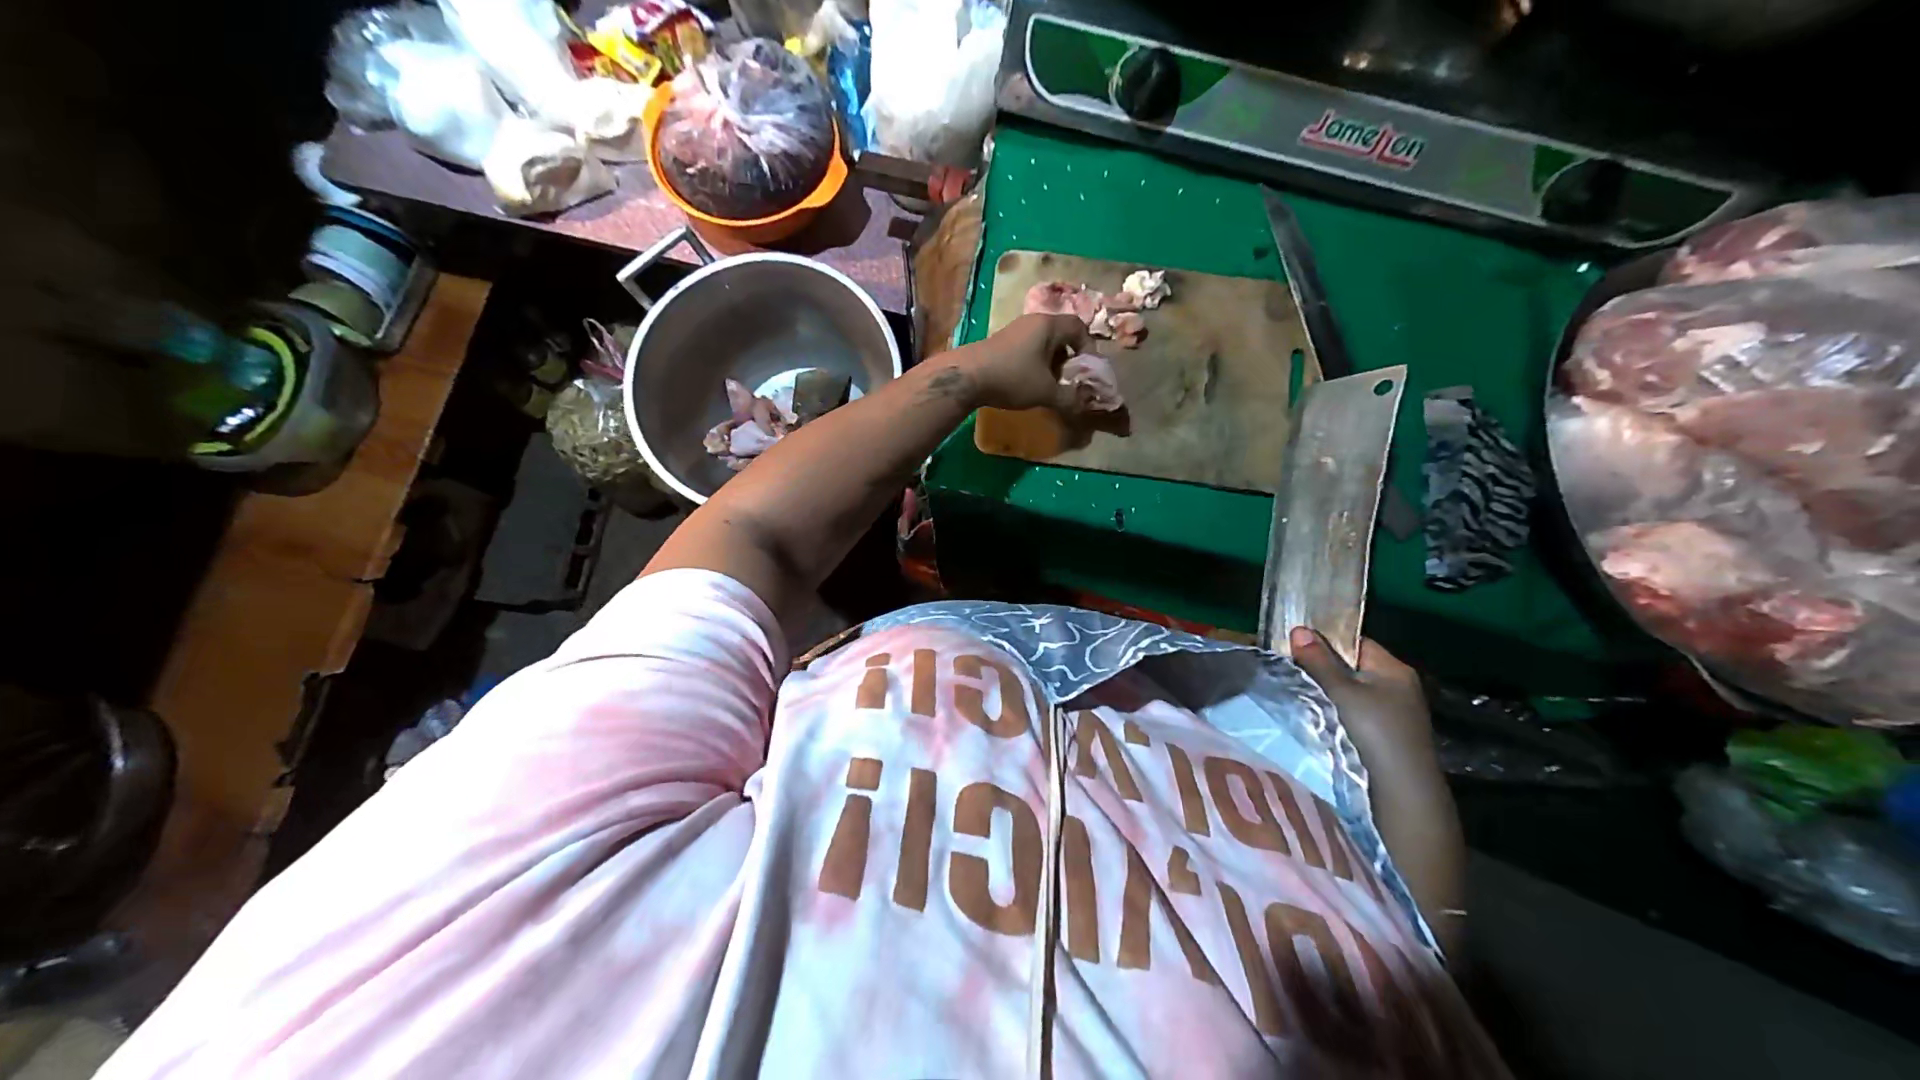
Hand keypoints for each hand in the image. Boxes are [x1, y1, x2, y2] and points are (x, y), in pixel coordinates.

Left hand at [957, 313, 1092, 411]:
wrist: (966, 377)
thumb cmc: (1013, 378)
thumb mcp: (1046, 392)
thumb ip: (1069, 398)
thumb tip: (1084, 405)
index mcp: (1048, 325)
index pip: (1079, 327)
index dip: (1088, 348)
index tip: (1087, 370)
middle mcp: (1032, 321)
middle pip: (1061, 334)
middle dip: (1069, 357)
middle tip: (1069, 379)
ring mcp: (1014, 330)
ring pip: (1043, 342)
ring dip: (1052, 361)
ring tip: (1050, 384)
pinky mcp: (1001, 341)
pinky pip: (1028, 347)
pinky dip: (1035, 362)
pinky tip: (1029, 382)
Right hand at [1289, 627, 1434, 772]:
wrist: (1402, 791)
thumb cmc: (1374, 731)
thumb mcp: (1341, 692)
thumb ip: (1318, 661)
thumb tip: (1298, 628)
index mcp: (1393, 668)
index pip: (1355, 641)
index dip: (1326, 642)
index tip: (1295, 648)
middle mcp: (1399, 685)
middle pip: (1354, 666)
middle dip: (1324, 668)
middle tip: (1292, 670)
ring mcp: (1396, 712)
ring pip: (1354, 691)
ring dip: (1330, 693)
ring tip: (1301, 694)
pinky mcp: (1390, 734)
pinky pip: (1359, 712)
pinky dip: (1340, 712)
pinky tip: (1322, 719)